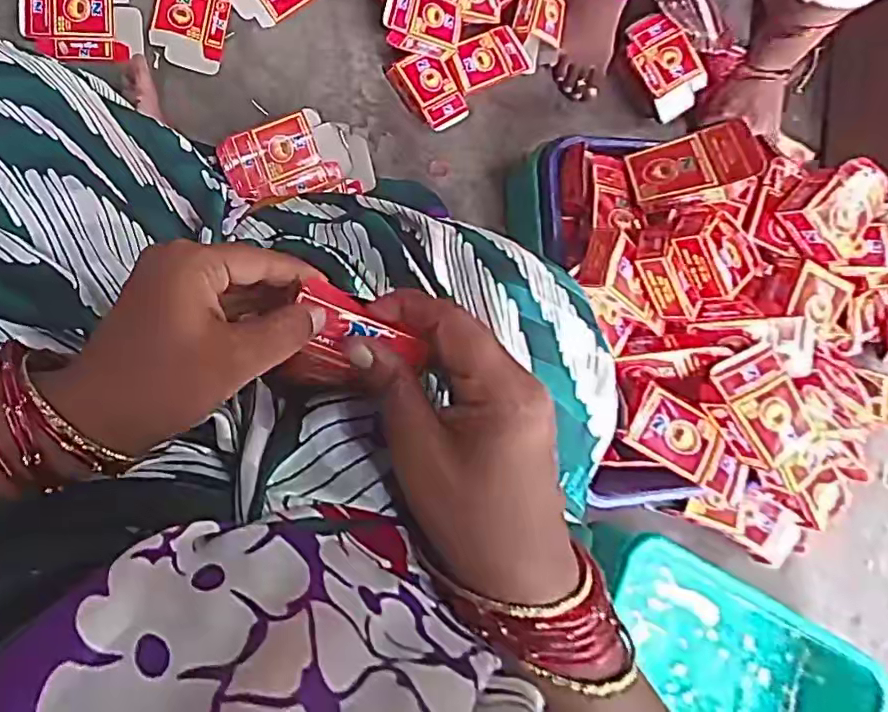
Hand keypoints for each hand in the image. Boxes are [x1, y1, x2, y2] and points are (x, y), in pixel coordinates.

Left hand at [40, 241, 324, 455]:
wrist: (91, 419)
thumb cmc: (163, 385)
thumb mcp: (232, 361)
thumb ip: (283, 332)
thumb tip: (319, 314)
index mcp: (192, 261)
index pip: (261, 260)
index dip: (302, 277)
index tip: (335, 294)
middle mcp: (177, 258)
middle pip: (244, 271)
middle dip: (283, 295)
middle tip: (323, 317)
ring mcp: (165, 279)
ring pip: (228, 288)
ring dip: (262, 308)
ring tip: (303, 327)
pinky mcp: (160, 301)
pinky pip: (210, 301)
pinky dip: (237, 317)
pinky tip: (266, 335)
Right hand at [353, 290, 580, 605]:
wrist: (520, 581)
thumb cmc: (467, 516)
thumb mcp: (419, 449)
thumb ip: (392, 385)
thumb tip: (360, 342)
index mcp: (505, 386)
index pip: (453, 320)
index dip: (406, 307)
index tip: (365, 314)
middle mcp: (524, 380)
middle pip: (463, 330)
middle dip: (413, 324)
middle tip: (368, 335)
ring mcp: (527, 395)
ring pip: (469, 349)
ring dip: (426, 344)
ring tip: (385, 353)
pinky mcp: (521, 411)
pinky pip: (477, 371)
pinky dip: (443, 365)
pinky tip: (417, 376)